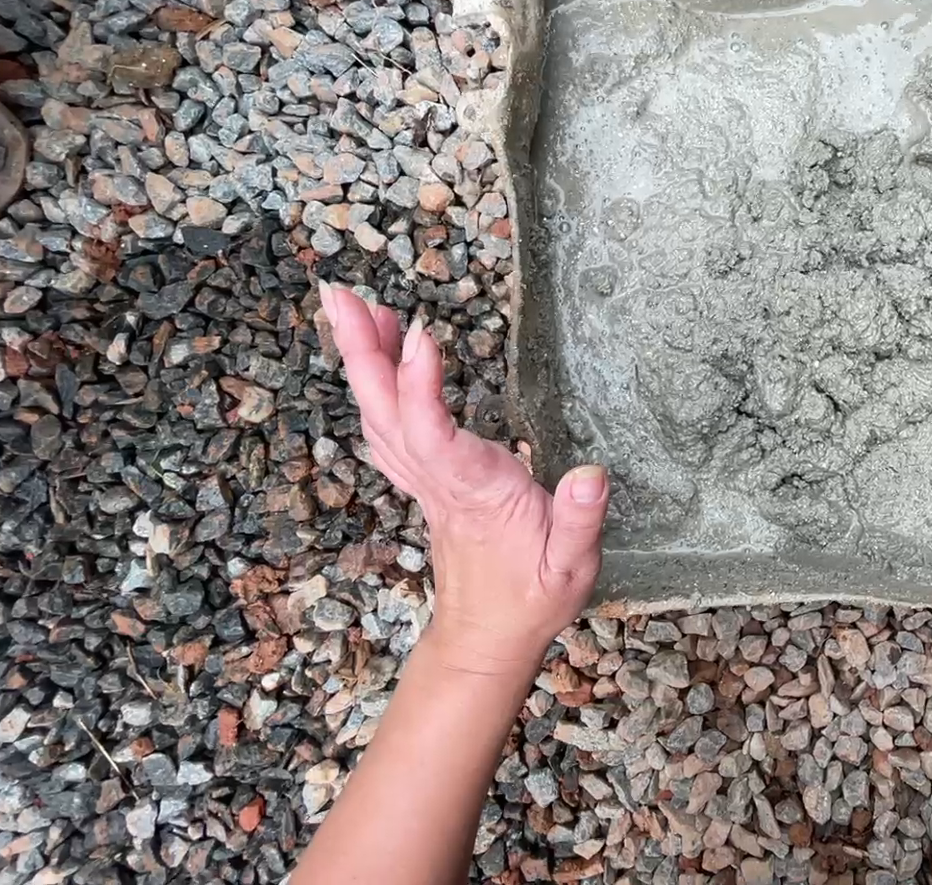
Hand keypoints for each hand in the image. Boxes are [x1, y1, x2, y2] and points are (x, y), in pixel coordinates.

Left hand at [317, 281, 605, 675]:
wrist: (490, 634)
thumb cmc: (533, 596)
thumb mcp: (573, 565)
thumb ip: (581, 518)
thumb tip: (591, 472)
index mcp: (476, 493)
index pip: (434, 437)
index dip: (420, 387)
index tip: (418, 335)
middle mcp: (439, 482)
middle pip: (386, 414)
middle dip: (361, 354)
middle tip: (340, 296)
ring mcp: (426, 482)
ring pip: (379, 418)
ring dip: (362, 363)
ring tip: (358, 310)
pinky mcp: (427, 482)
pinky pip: (388, 429)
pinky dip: (377, 389)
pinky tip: (380, 362)